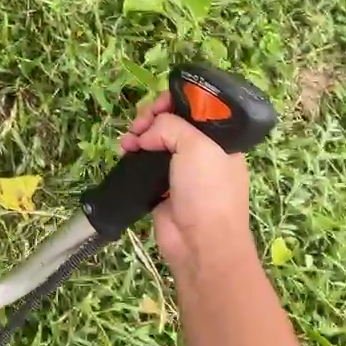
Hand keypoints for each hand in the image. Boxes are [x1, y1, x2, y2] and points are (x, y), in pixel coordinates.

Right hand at [119, 94, 253, 274]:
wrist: (200, 244)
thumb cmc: (207, 191)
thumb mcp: (197, 146)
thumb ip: (169, 126)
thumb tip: (146, 134)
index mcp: (220, 143)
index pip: (195, 110)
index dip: (174, 102)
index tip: (157, 106)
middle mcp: (202, 153)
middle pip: (171, 121)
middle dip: (151, 117)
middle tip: (139, 124)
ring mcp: (181, 170)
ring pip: (155, 138)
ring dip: (138, 133)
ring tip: (129, 141)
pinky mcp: (162, 184)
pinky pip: (144, 158)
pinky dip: (133, 151)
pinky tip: (125, 150)